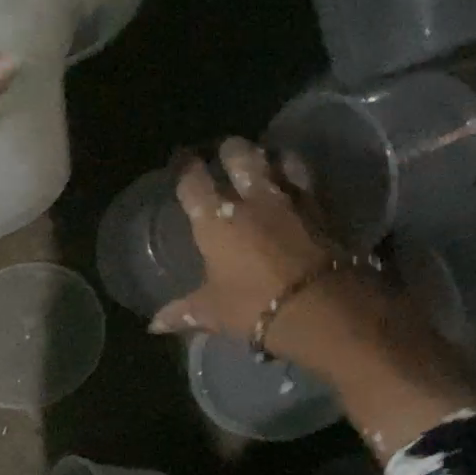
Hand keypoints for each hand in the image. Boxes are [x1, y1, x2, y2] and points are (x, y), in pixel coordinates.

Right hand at [150, 138, 334, 343]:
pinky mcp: (321, 207)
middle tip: (224, 149)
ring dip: (268, 155)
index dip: (184, 168)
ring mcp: (290, 198)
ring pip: (278, 160)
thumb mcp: (211, 311)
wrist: (319, 303)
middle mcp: (251, 199)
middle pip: (240, 158)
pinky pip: (305, 178)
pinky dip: (295, 173)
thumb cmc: (251, 304)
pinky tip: (291, 180)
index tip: (180, 159)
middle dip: (230, 150)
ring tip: (263, 157)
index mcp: (215, 221)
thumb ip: (182, 311)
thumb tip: (154, 325)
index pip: (193, 183)